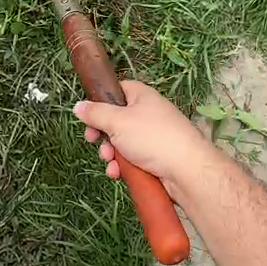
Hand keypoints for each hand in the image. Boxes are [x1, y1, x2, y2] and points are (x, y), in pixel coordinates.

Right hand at [72, 81, 218, 198]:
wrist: (187, 170)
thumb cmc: (153, 138)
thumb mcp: (117, 122)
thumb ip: (95, 113)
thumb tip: (78, 106)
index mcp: (141, 96)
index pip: (116, 91)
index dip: (100, 103)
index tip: (89, 117)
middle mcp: (148, 113)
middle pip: (116, 120)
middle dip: (102, 135)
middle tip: (94, 143)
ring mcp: (154, 136)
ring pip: (123, 142)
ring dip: (111, 153)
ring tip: (110, 162)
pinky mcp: (157, 157)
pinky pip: (133, 158)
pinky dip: (123, 166)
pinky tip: (118, 174)